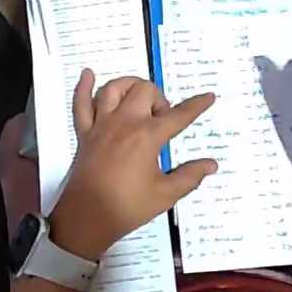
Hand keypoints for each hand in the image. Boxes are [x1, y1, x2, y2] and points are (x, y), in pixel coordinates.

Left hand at [47, 70, 217, 259]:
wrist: (87, 217)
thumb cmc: (128, 206)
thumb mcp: (166, 194)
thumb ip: (190, 176)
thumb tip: (211, 164)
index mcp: (147, 136)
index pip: (178, 116)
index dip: (196, 106)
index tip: (208, 97)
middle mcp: (125, 122)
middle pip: (145, 91)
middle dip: (160, 98)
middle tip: (163, 120)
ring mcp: (101, 125)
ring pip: (114, 88)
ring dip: (130, 86)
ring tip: (138, 97)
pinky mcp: (84, 133)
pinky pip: (80, 103)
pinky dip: (83, 86)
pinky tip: (88, 74)